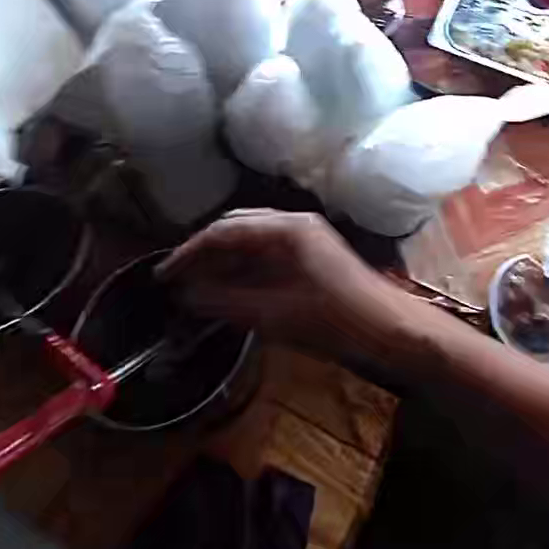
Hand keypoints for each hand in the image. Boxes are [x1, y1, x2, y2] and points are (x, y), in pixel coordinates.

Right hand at [159, 210, 420, 362]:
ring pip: (252, 238)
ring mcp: (307, 234)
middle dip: (204, 251)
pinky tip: (230, 287)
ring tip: (196, 285)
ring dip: (224, 259)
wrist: (387, 327)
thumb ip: (224, 301)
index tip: (161, 276)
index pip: (224, 230)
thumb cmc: (333, 320)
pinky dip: (245, 266)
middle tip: (176, 279)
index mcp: (286, 228)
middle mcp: (295, 221)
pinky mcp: (312, 252)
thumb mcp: (272, 314)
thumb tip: (185, 293)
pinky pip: (268, 250)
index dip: (189, 252)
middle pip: (237, 226)